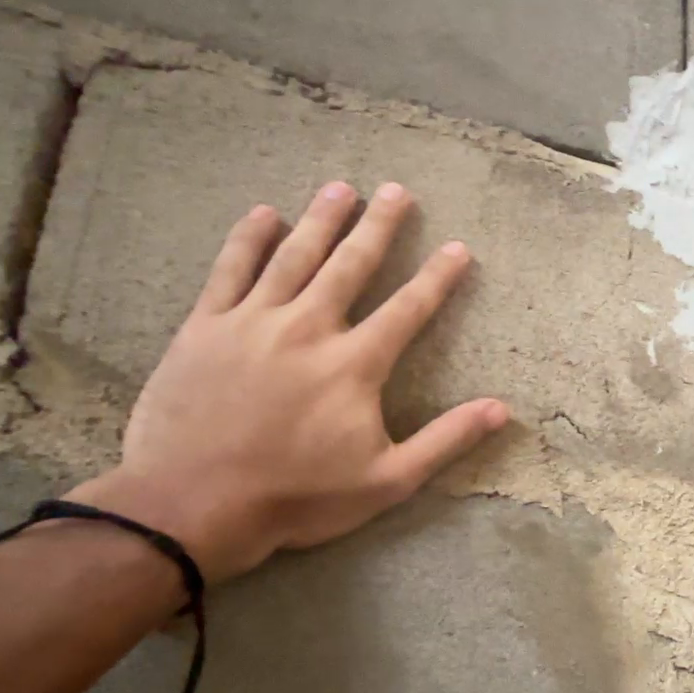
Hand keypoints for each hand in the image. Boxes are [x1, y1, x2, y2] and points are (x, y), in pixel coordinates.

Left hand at [68, 181, 508, 581]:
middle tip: (398, 191)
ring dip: (320, 219)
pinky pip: (229, 270)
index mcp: (354, 366)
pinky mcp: (204, 328)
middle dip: (378, 227)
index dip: (437, 277)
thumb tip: (500, 409)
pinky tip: (263, 214)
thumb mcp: (389, 480)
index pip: (408, 309)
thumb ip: (446, 439)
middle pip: (349, 266)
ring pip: (292, 256)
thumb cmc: (300, 497)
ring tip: (341, 188)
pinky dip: (247, 239)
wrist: (193, 504)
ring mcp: (251, 323)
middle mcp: (307, 329)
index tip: (458, 247)